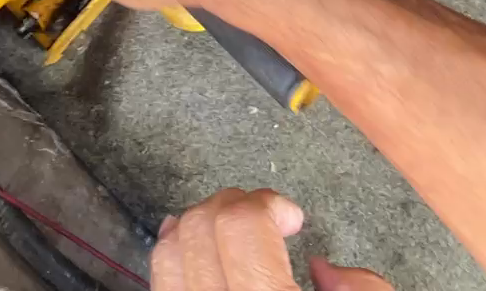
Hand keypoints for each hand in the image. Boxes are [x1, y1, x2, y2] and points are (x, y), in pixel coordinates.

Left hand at [153, 189, 390, 290]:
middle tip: (264, 216)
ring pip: (169, 252)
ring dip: (200, 223)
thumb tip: (325, 269)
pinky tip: (190, 244)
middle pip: (201, 227)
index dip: (266, 204)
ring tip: (230, 224)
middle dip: (235, 205)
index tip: (288, 215)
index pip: (241, 227)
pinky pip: (161, 283)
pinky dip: (173, 253)